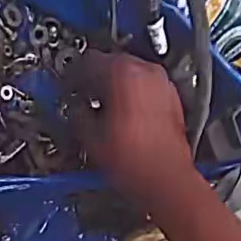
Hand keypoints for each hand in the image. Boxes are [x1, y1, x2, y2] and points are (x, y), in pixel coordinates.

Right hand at [70, 53, 203, 213]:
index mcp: (123, 74)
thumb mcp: (92, 140)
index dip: (73, 75)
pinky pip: (147, 89)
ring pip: (131, 75)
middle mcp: (147, 72)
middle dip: (96, 79)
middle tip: (83, 96)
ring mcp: (163, 85)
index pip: (89, 60)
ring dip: (115, 87)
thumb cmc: (137, 165)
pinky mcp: (172, 100)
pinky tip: (123, 117)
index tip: (68, 86)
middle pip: (112, 63)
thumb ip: (78, 115)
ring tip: (102, 108)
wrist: (167, 180)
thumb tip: (74, 110)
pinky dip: (133, 97)